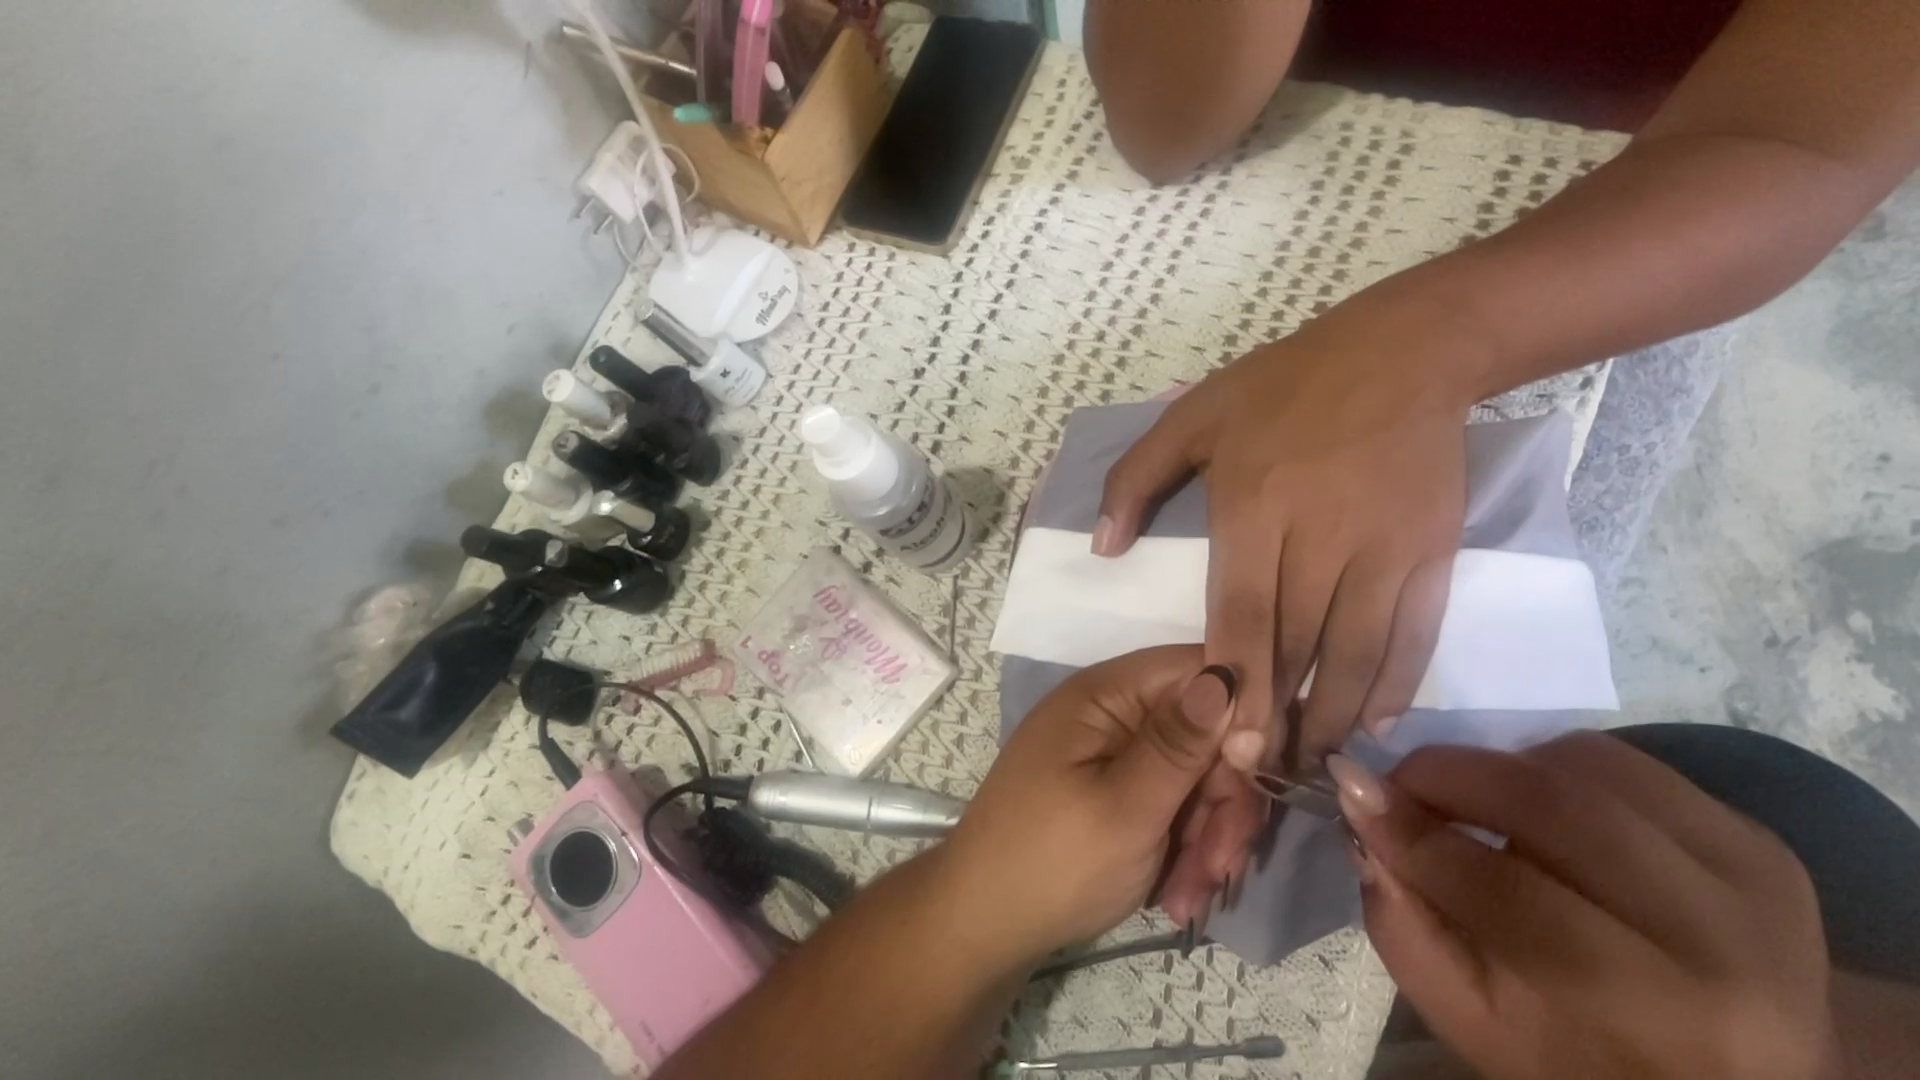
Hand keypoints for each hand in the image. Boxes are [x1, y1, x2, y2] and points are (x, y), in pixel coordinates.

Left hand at [943, 647, 1234, 963]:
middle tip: (1223, 861)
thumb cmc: (1052, 864)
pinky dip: (1185, 850)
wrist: (986, 928)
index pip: (1195, 667)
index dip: (1240, 709)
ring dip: (1208, 836)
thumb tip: (1227, 676)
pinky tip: (1180, 895)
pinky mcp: (1117, 796)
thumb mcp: (1125, 807)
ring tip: (1193, 893)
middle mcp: (1111, 716)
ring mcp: (1114, 758)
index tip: (1262, 766)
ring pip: (1197, 778)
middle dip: (1223, 798)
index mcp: (1104, 696)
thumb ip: (1180, 744)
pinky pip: (1174, 807)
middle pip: (1204, 732)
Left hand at [1096, 293, 1473, 923]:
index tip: (1226, 748)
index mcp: (1253, 510)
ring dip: (1335, 715)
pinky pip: (1414, 632)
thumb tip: (1102, 548)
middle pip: (1297, 648)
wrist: (1405, 350)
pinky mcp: (1431, 553)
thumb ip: (1137, 481)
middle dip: (1280, 718)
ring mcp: (1383, 551)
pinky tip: (1376, 718)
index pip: (1241, 616)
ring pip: (1357, 653)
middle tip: (1262, 778)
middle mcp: (1318, 541)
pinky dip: (1397, 681)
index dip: (1233, 686)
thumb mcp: (1192, 415)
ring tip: (1313, 764)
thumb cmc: (1284, 384)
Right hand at [1334, 732, 1841, 1079]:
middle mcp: (1724, 938)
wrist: (1733, 1070)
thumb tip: (1362, 811)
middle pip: (1557, 808)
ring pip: (1590, 766)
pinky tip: (1540, 806)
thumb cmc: (1578, 1055)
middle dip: (1452, 774)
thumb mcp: (1471, 1018)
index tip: (1348, 788)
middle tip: (1400, 779)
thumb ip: (1404, 922)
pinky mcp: (1760, 838)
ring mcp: (1757, 878)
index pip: (1508, 892)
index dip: (1415, 833)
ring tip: (1472, 801)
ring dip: (1504, 767)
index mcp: (1653, 1011)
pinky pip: (1628, 763)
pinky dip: (1556, 765)